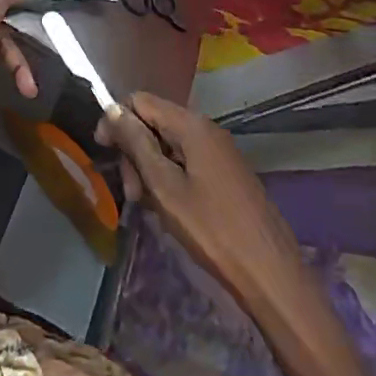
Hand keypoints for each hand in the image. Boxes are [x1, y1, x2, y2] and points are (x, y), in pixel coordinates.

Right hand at [98, 92, 302, 290]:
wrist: (271, 275)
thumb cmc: (212, 229)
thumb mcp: (164, 185)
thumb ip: (136, 143)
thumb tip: (112, 108)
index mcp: (192, 125)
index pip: (140, 101)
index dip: (116, 121)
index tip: (104, 152)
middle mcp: (206, 129)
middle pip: (154, 122)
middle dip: (133, 150)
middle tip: (130, 192)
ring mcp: (219, 152)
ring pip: (168, 145)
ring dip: (149, 168)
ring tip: (144, 204)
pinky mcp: (226, 174)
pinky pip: (186, 162)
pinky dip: (169, 178)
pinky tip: (166, 207)